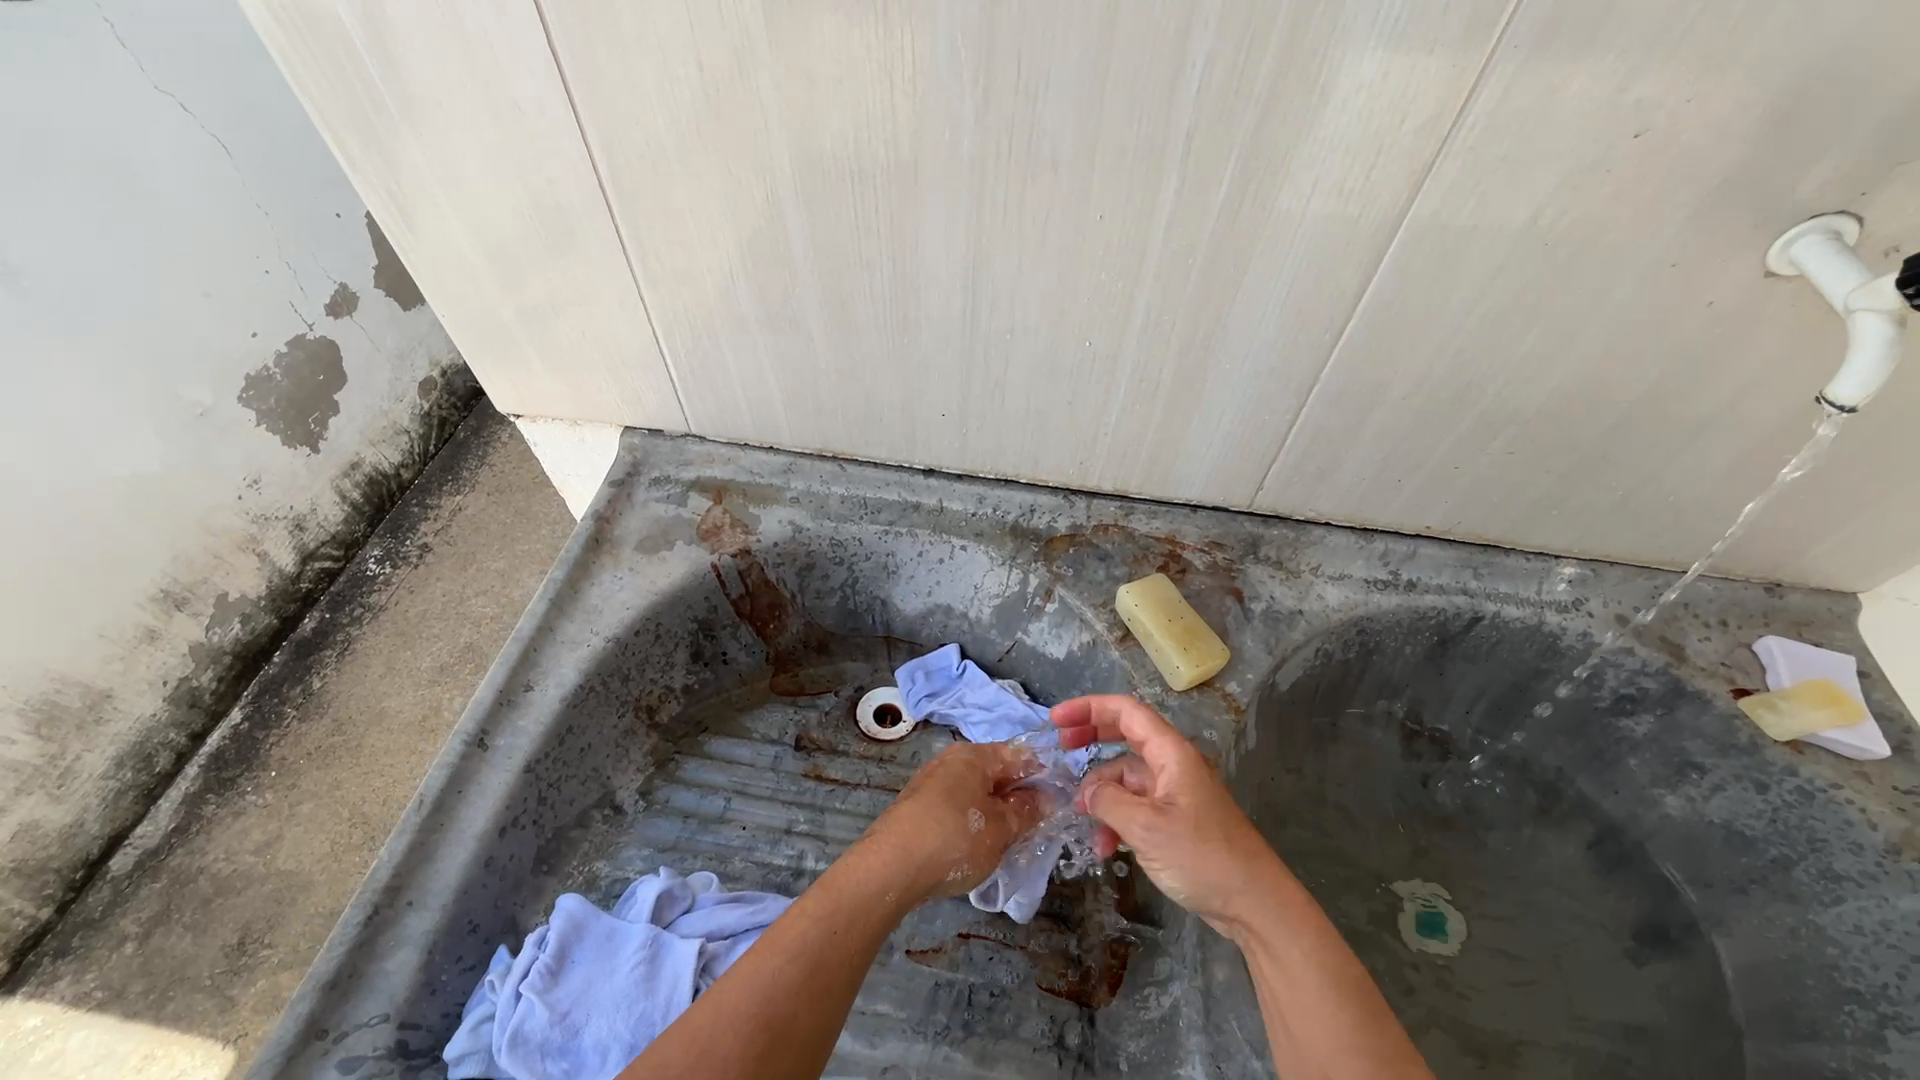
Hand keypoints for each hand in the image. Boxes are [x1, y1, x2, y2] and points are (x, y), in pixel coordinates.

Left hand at [856, 742, 1044, 904]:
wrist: (890, 868)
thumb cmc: (954, 840)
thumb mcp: (1001, 828)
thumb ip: (1028, 810)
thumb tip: (1047, 797)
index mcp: (975, 755)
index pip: (1020, 755)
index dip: (1043, 775)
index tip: (1060, 800)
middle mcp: (951, 761)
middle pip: (996, 772)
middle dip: (1018, 796)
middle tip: (1037, 826)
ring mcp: (931, 783)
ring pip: (976, 791)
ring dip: (995, 811)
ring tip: (1009, 840)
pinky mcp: (918, 808)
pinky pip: (957, 807)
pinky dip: (972, 821)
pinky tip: (977, 846)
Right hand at [1052, 695, 1284, 937]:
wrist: (1253, 903)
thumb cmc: (1202, 857)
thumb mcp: (1146, 827)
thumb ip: (1108, 801)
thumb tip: (1086, 793)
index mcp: (1172, 753)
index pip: (1126, 712)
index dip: (1089, 708)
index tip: (1055, 720)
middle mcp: (1174, 765)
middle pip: (1126, 736)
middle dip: (1091, 739)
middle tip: (1060, 747)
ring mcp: (1176, 793)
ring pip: (1127, 779)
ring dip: (1102, 796)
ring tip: (1083, 822)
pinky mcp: (1176, 820)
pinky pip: (1137, 807)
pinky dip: (1117, 821)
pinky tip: (1107, 849)